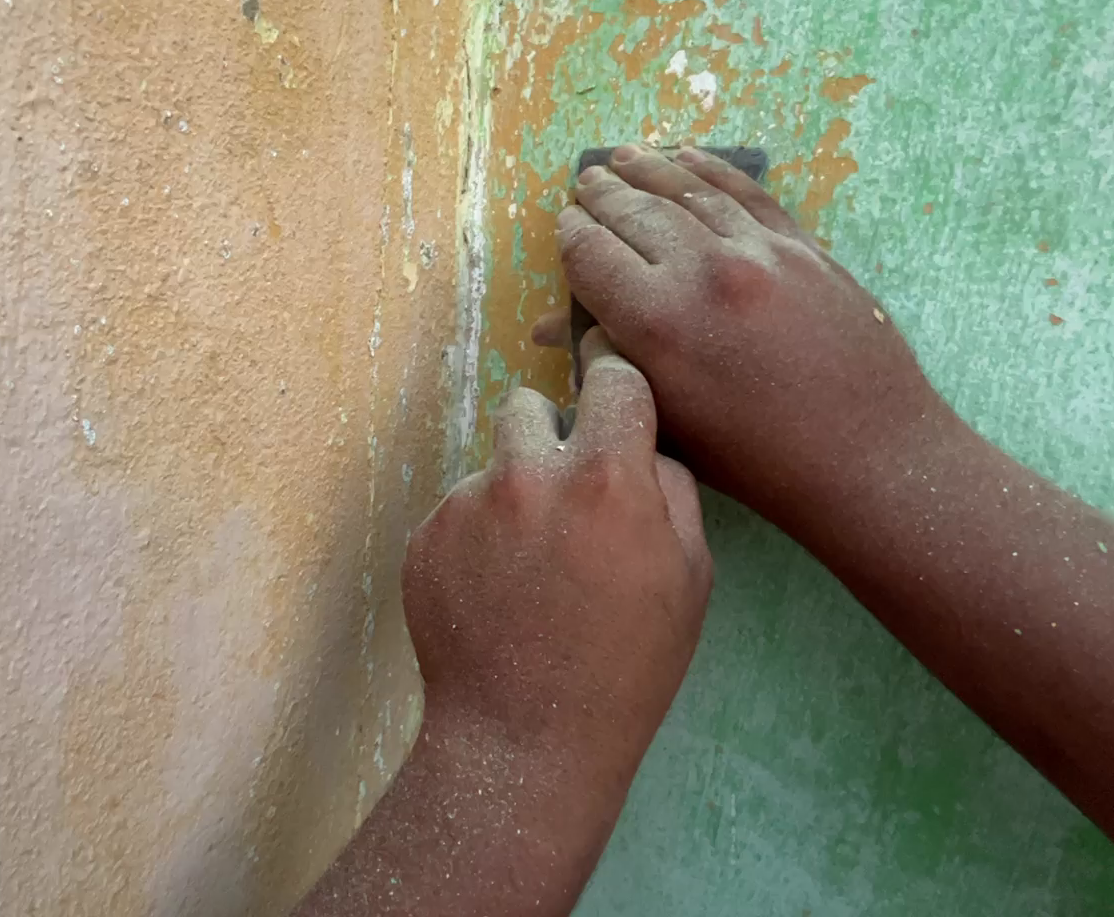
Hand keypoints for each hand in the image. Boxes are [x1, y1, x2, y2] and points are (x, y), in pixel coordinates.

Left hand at [405, 330, 711, 785]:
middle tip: (563, 487)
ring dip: (512, 484)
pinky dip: (476, 529)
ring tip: (525, 555)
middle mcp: (528, 475)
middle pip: (528, 403)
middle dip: (550, 432)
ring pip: (491, 459)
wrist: (522, 736)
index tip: (610, 387)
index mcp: (605, 479)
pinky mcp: (425, 532)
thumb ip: (669, 488)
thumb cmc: (625, 666)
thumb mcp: (689, 577)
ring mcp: (466, 502)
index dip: (615, 379)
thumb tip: (639, 444)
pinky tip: (490, 584)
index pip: (610, 378)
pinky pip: (457, 505)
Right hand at [543, 144, 952, 527]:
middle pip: (635, 213)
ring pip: (688, 192)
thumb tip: (549, 328)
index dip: (571, 233)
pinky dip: (711, 168)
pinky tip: (687, 154)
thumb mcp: (659, 413)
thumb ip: (601, 359)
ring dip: (649, 169)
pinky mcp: (802, 246)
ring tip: (622, 156)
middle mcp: (702, 272)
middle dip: (602, 194)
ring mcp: (758, 252)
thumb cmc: (744, 453)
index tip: (564, 222)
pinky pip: (746, 192)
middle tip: (584, 182)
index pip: (591, 254)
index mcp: (655, 322)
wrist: (861, 456)